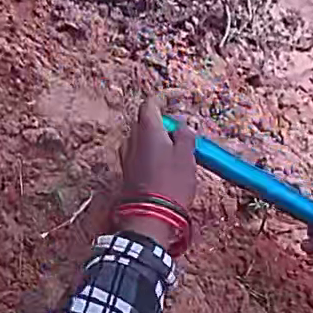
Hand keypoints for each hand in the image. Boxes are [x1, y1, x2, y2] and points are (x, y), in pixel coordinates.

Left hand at [117, 95, 196, 249]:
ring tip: (181, 148)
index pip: (151, 104)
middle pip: (147, 121)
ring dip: (161, 138)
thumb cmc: (171, 183)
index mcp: (146, 130)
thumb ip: (184, 134)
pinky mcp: (127, 171)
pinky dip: (155, 151)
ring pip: (144, 138)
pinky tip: (168, 162)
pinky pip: (141, 153)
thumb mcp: (186, 155)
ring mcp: (126, 156)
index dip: (166, 97)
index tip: (181, 97)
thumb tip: (181, 126)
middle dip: (166, 121)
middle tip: (185, 128)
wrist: (150, 215)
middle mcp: (131, 140)